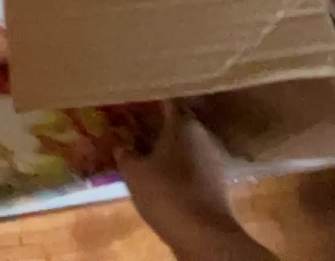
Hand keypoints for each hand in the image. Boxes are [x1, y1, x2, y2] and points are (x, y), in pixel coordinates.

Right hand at [117, 101, 275, 260]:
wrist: (203, 235)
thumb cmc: (166, 193)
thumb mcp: (135, 172)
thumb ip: (124, 153)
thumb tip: (117, 143)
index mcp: (182, 122)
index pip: (165, 101)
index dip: (148, 100)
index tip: (133, 101)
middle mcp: (201, 133)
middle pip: (177, 120)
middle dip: (158, 122)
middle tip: (135, 125)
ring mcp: (212, 156)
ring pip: (186, 141)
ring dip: (169, 144)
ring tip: (147, 150)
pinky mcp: (217, 179)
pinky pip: (193, 161)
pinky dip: (180, 163)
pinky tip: (165, 172)